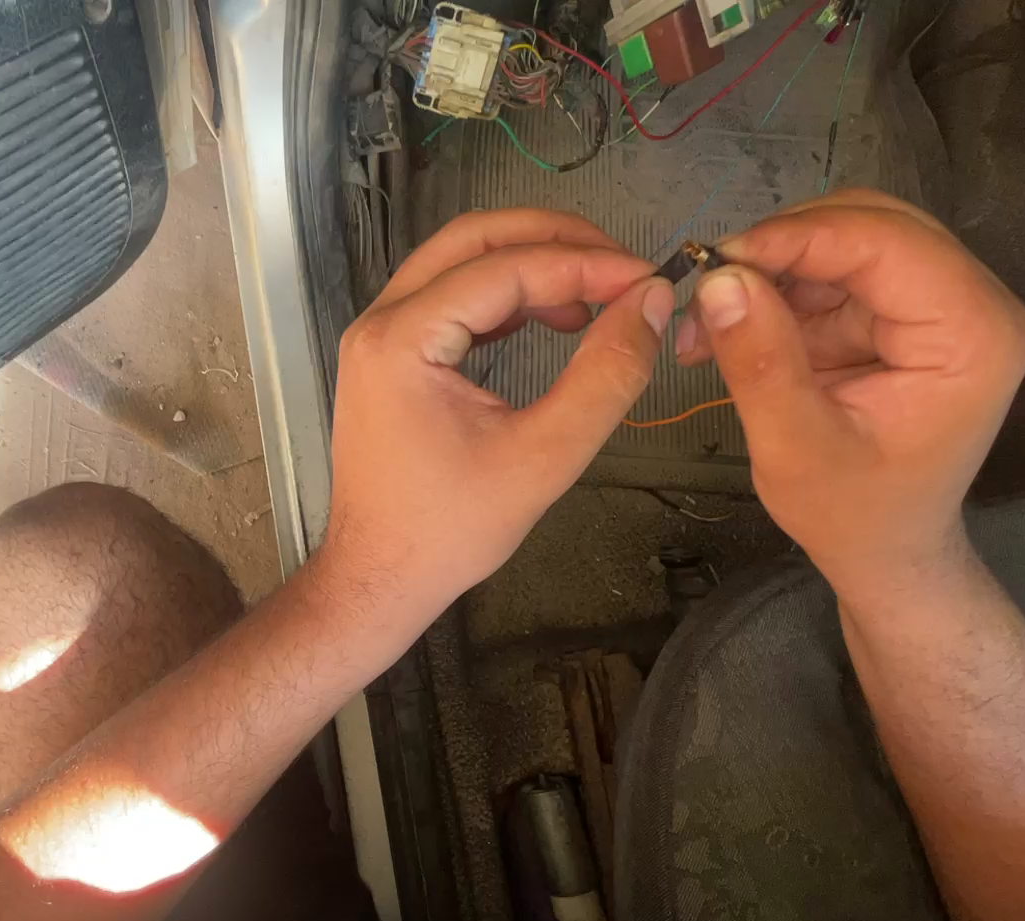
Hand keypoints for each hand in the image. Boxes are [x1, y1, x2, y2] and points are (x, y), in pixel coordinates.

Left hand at [318, 209, 673, 620]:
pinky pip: (445, 303)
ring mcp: (375, 340)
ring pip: (457, 265)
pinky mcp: (385, 360)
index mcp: (402, 340)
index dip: (586, 264)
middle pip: (473, 241)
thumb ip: (606, 376)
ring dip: (527, 267)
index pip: (505, 268)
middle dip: (554, 242)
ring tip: (591, 298)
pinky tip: (544, 319)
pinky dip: (498, 300)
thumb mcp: (543, 457)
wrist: (379, 576)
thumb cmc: (450, 531)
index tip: (647, 279)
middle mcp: (378, 324)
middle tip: (620, 268)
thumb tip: (648, 301)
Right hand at [674, 190, 1024, 592]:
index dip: (798, 238)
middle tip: (707, 289)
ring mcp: (928, 309)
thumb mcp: (794, 447)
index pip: (888, 243)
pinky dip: (770, 297)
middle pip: (871, 226)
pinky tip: (725, 332)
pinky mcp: (890, 321)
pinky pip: (825, 281)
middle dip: (780, 248)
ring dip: (767, 273)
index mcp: (971, 333)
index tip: (714, 261)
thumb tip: (716, 282)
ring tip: (704, 323)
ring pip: (842, 245)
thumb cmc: (850, 512)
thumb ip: (760, 362)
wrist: (880, 547)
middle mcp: (965, 304)